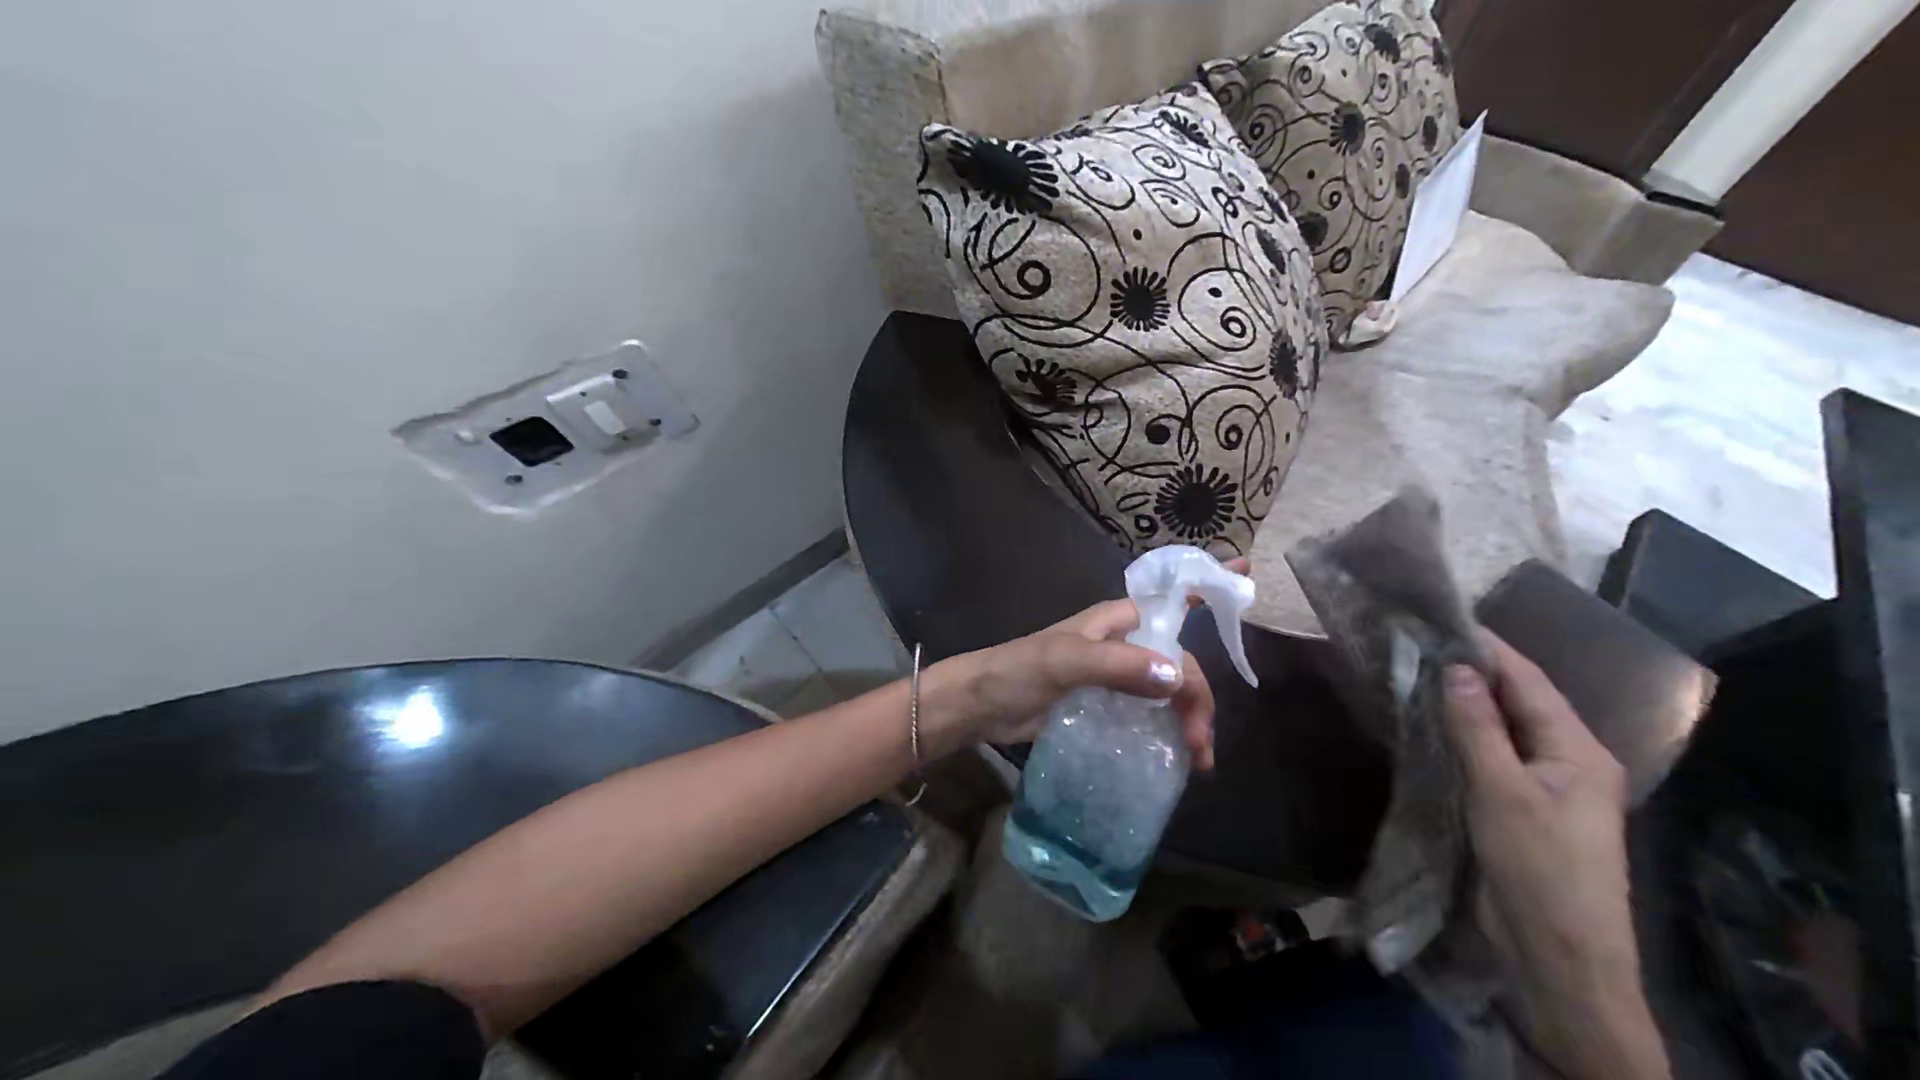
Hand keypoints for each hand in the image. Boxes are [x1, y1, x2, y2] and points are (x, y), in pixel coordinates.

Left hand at [920, 576, 1234, 767]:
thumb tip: (1177, 678)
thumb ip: (1117, 666)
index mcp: (1117, 621)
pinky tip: (1177, 758)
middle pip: (1179, 662)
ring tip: (1196, 760)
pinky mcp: (1106, 706)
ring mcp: (1116, 677)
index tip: (1250, 578)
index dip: (1208, 587)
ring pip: (1169, 691)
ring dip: (1188, 720)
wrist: (980, 706)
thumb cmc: (1017, 671)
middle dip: (1197, 697)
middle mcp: (1123, 644)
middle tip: (1200, 742)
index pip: (1172, 601)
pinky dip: (1168, 732)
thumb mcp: (1063, 662)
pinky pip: (1150, 715)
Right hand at [1443, 632, 1669, 1079]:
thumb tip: (1457, 668)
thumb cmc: (1538, 868)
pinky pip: (1494, 753)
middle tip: (1417, 642)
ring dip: (1465, 701)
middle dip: (1471, 670)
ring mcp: (1547, 783)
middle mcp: (1568, 757)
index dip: (1486, 648)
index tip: (1439, 618)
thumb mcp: (1502, 792)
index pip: (1528, 681)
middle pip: (1518, 700)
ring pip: (1503, 726)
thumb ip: (1478, 727)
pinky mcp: (1524, 804)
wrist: (1560, 954)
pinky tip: (1431, 722)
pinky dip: (1464, 732)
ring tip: (1416, 671)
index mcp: (1578, 749)